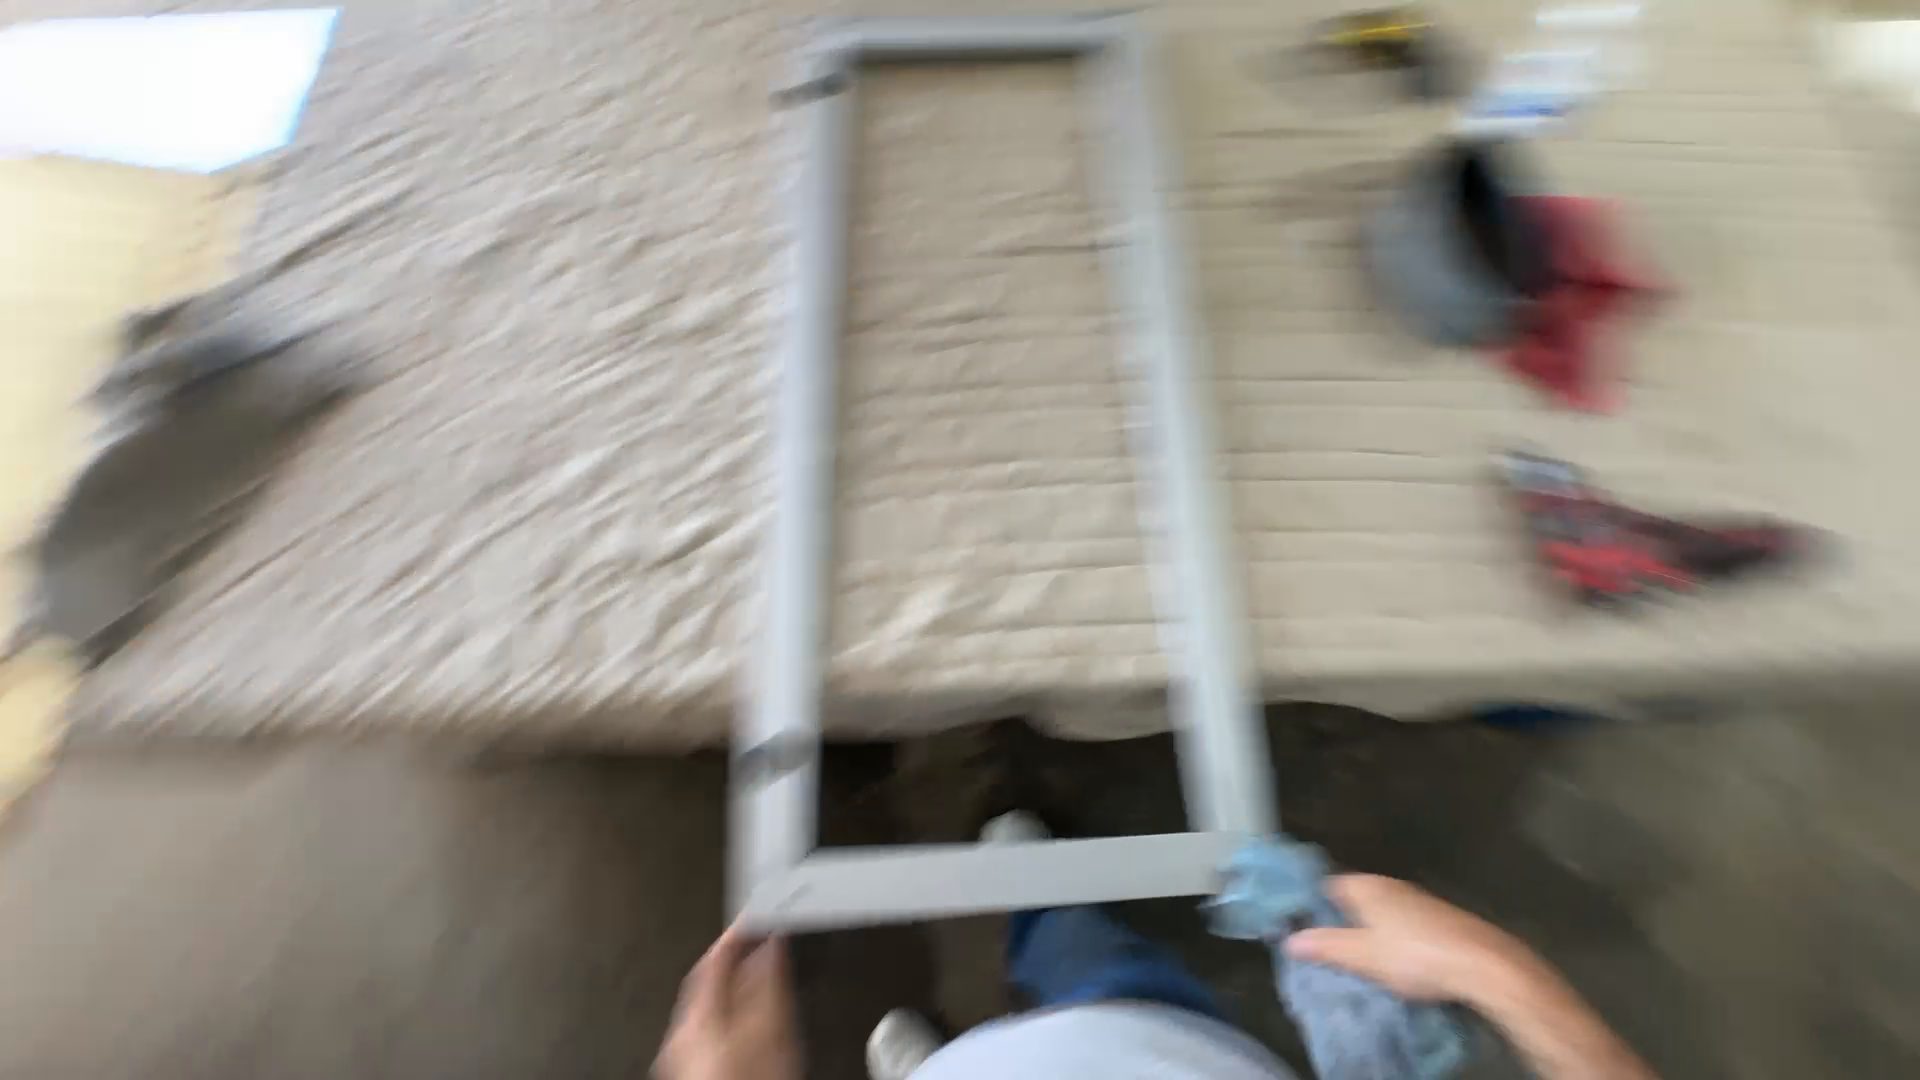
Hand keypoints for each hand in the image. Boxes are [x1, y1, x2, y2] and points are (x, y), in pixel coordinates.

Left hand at [654, 920, 801, 1079]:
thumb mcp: (771, 1029)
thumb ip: (770, 980)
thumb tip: (771, 942)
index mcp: (698, 1017)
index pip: (715, 956)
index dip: (739, 929)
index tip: (758, 910)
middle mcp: (686, 1036)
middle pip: (710, 980)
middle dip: (739, 954)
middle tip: (764, 933)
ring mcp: (690, 1058)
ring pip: (714, 1003)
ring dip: (741, 980)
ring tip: (768, 966)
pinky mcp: (702, 1073)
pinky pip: (717, 1025)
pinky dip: (739, 1006)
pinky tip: (760, 1011)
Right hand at [1285, 874, 1535, 1003]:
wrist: (1489, 968)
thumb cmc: (1417, 955)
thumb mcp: (1363, 955)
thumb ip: (1325, 946)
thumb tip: (1289, 940)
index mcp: (1366, 885)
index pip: (1326, 886)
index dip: (1312, 906)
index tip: (1302, 929)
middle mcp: (1390, 885)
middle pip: (1353, 901)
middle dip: (1341, 924)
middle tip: (1329, 952)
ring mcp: (1419, 902)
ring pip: (1381, 915)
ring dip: (1371, 935)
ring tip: (1361, 964)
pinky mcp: (1442, 922)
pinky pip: (1405, 928)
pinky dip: (1396, 942)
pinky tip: (1399, 967)